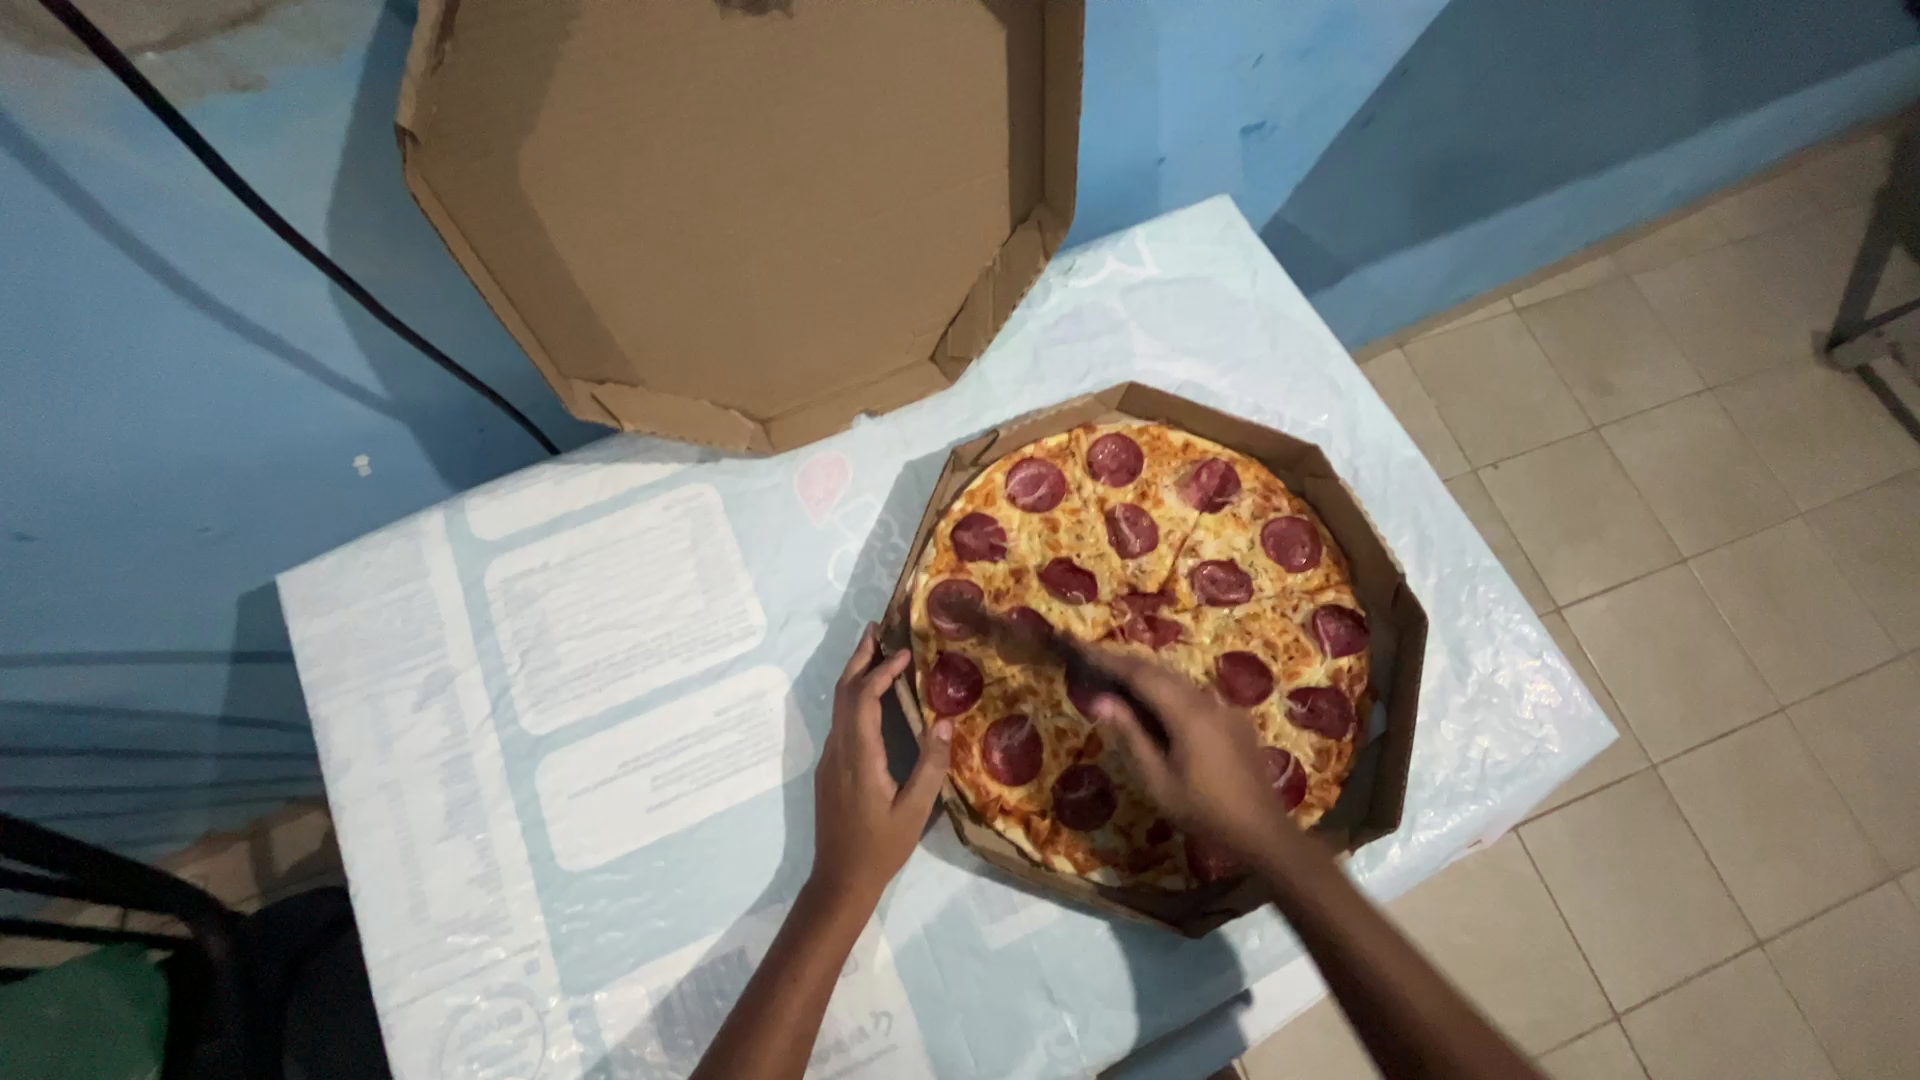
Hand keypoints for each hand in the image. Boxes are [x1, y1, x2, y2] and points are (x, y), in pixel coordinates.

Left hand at [809, 624, 951, 907]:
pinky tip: (873, 696)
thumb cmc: (881, 847)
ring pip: (838, 704)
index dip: (881, 670)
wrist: (838, 880)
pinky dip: (855, 695)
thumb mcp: (915, 811)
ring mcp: (830, 758)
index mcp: (859, 756)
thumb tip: (946, 722)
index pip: (863, 698)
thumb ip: (930, 766)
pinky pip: (841, 719)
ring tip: (877, 650)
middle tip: (877, 627)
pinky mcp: (830, 767)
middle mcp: (838, 749)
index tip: (905, 653)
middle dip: (859, 656)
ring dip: (855, 673)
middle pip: (842, 691)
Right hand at [1085, 649, 1280, 856]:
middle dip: (1126, 663)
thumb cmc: (1204, 812)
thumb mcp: (1157, 780)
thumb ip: (1130, 736)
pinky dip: (1168, 690)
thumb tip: (1101, 700)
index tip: (1083, 650)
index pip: (1140, 674)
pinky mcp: (1233, 720)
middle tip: (1094, 662)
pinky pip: (1194, 694)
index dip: (1109, 660)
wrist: (1263, 833)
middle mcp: (1207, 700)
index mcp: (1187, 713)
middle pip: (1160, 670)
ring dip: (1147, 675)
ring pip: (1179, 679)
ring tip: (1118, 680)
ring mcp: (1224, 708)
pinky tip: (1157, 706)